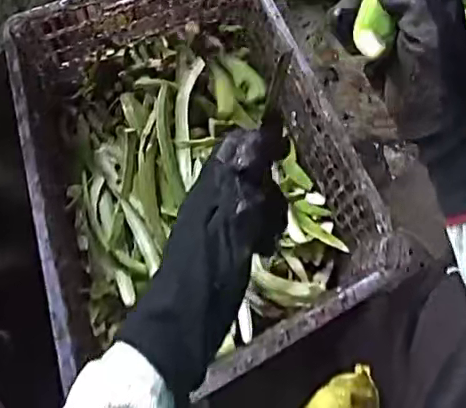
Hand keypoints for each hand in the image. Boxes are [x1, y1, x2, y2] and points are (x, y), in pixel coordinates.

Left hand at [116, 126, 285, 396]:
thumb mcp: (233, 225)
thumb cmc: (207, 275)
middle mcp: (212, 193)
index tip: (285, 151)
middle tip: (280, 206)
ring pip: (252, 194)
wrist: (179, 326)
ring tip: (272, 234)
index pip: (237, 143)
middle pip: (248, 167)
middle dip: (270, 181)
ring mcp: (215, 218)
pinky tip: (265, 248)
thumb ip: (245, 182)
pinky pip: (250, 219)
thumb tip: (258, 139)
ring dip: (269, 208)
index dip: (262, 141)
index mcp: (212, 183)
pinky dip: (263, 228)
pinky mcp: (222, 242)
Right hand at [333, 0, 465, 220]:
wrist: (437, 129)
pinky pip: (351, 22)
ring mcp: (395, 22)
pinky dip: (347, 29)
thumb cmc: (441, 75)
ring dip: (355, 6)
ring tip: (359, 27)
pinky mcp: (376, 44)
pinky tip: (355, 45)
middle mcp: (417, 0)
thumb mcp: (424, 26)